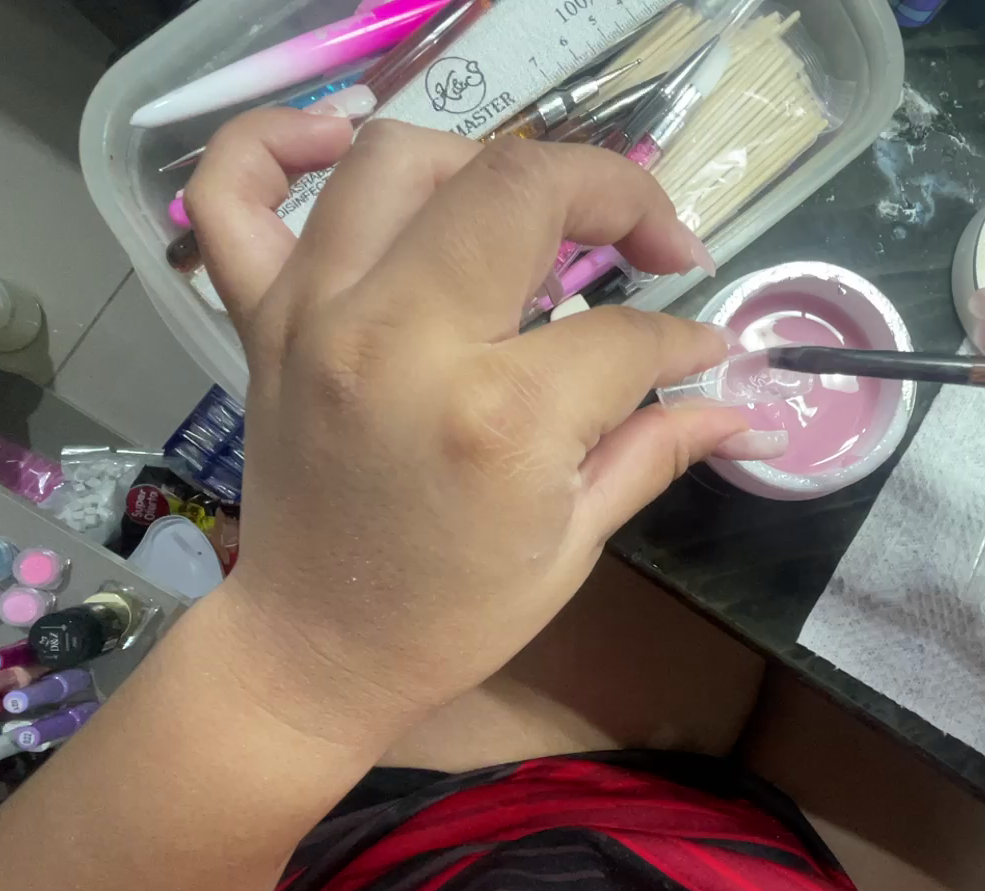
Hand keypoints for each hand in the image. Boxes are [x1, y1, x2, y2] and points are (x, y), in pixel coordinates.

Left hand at [183, 109, 746, 737]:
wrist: (319, 654)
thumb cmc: (456, 618)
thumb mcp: (574, 544)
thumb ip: (658, 451)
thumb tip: (745, 408)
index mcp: (501, 418)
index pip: (625, 335)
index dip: (686, 335)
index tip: (709, 346)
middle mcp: (404, 340)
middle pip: (523, 189)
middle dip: (616, 195)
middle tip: (653, 241)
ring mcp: (317, 319)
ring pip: (402, 160)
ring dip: (491, 166)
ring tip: (536, 215)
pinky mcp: (262, 323)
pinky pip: (238, 192)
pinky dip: (280, 142)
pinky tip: (343, 141)